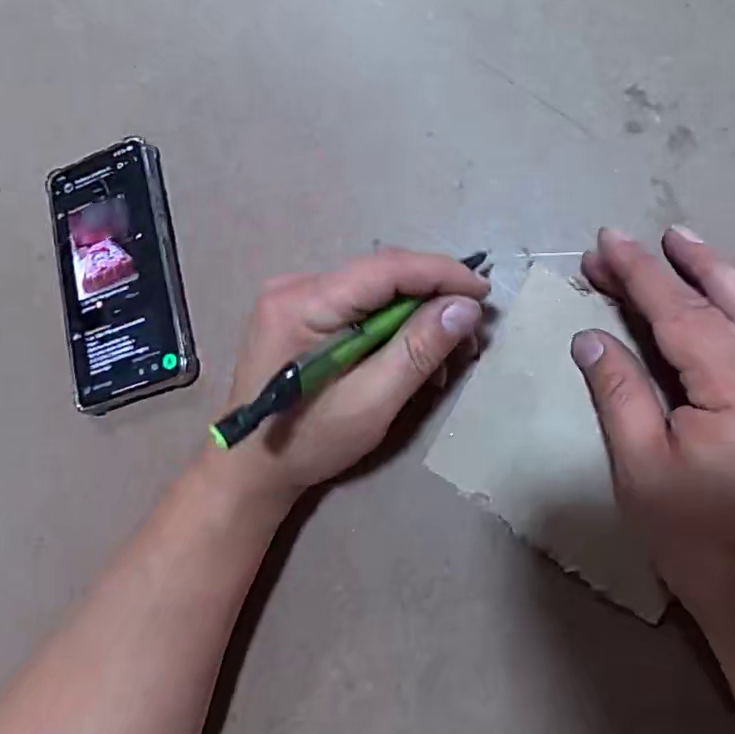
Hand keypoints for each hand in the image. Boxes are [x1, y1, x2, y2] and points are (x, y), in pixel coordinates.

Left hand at [204, 248, 488, 503]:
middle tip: (471, 334)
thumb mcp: (370, 403)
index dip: (439, 273)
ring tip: (444, 355)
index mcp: (301, 302)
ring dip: (413, 315)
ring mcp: (292, 296)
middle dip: (431, 298)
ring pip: (372, 289)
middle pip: (379, 275)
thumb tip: (465, 306)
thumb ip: (417, 350)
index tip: (484, 293)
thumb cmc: (306, 442)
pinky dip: (388, 324)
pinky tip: (407, 353)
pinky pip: (356, 303)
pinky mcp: (298, 311)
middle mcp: (293, 285)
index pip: (384, 268)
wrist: (250, 465)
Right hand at [569, 227, 734, 658]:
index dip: (637, 274)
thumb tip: (591, 336)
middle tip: (628, 240)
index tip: (605, 243)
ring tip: (689, 239)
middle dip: (669, 267)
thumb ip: (619, 394)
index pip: (677, 315)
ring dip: (725, 272)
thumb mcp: (642, 471)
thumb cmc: (705, 546)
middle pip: (719, 305)